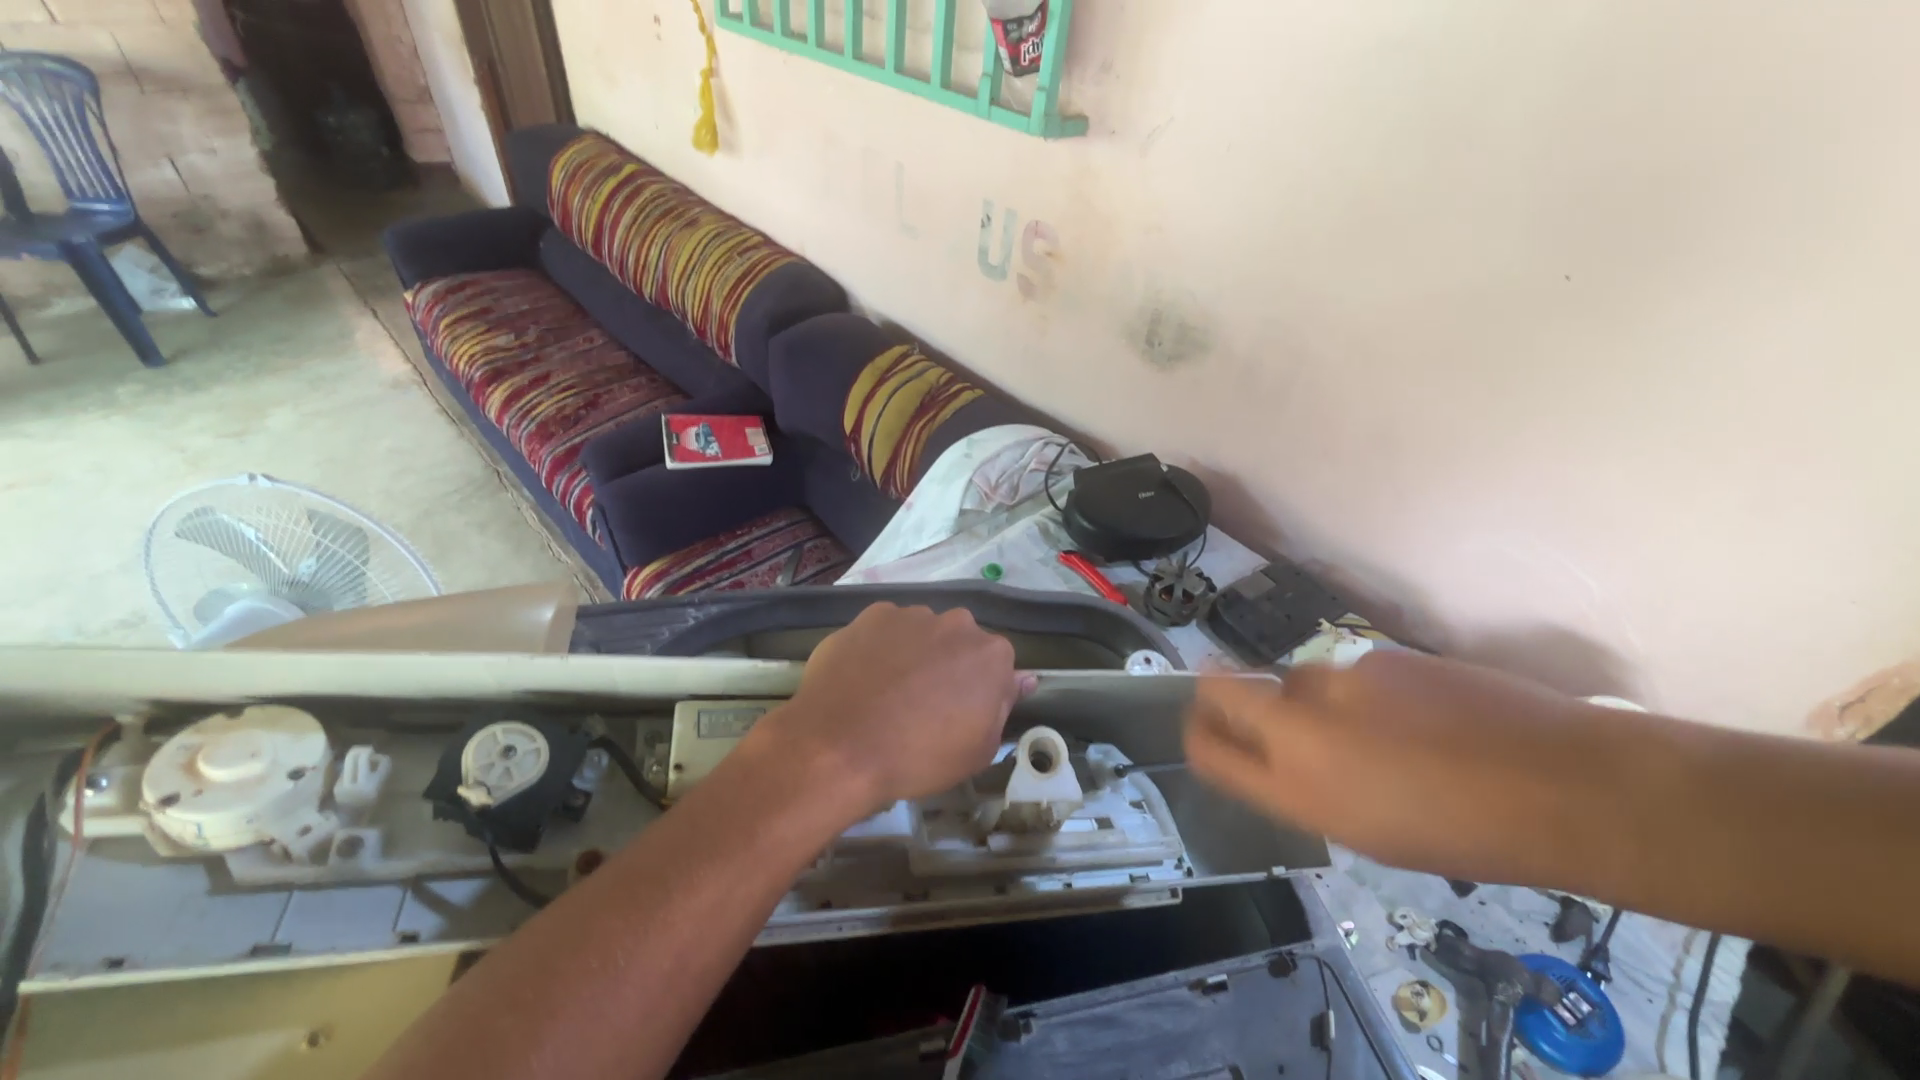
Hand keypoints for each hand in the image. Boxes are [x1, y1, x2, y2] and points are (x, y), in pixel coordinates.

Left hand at [742, 603, 1035, 806]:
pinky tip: (863, 679)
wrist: (840, 747)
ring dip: (914, 653)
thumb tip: (1022, 679)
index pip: (997, 665)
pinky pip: (884, 630)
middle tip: (925, 704)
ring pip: (921, 632)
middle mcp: (956, 623)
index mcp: (991, 655)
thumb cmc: (919, 757)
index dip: (979, 690)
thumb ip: (1003, 707)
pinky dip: (879, 648)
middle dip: (948, 665)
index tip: (960, 714)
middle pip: (960, 642)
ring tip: (888, 693)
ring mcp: (910, 615)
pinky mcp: (869, 616)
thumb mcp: (979, 750)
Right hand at [1184, 649, 1626, 885]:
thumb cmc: (1464, 836)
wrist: (1559, 784)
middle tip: (1248, 709)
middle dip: (1218, 693)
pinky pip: (1348, 670)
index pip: (1207, 748)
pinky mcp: (1378, 654)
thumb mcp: (1366, 833)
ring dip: (1310, 698)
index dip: (1196, 734)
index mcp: (1294, 787)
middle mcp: (1299, 725)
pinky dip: (1363, 689)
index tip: (1200, 729)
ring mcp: (1336, 679)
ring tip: (1369, 728)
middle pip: (1224, 688)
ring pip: (1295, 678)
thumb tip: (1287, 754)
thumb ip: (1306, 787)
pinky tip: (1411, 713)